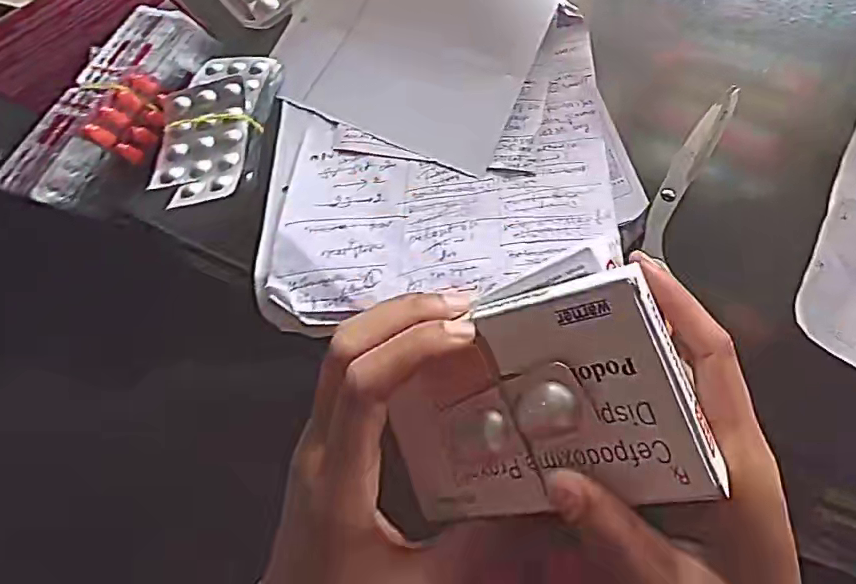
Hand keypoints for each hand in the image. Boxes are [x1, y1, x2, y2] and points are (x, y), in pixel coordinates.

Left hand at [262, 293, 536, 583]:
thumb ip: (479, 549)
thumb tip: (538, 505)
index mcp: (337, 482)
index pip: (363, 384)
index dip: (415, 347)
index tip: (463, 335)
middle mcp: (319, 446)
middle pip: (345, 346)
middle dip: (407, 312)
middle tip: (461, 306)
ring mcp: (317, 435)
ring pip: (343, 346)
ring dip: (397, 317)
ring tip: (449, 313)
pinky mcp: (326, 434)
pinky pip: (351, 362)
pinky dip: (390, 336)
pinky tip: (424, 342)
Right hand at [543, 252, 797, 583]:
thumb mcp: (676, 581)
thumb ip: (620, 538)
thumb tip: (563, 484)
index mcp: (739, 455)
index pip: (713, 352)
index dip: (679, 303)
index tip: (644, 271)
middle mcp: (733, 443)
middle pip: (690, 356)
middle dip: (650, 317)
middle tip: (604, 296)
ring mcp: (722, 454)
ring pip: (679, 383)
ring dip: (642, 355)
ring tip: (597, 338)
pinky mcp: (708, 471)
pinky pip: (672, 416)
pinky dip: (641, 396)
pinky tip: (607, 404)